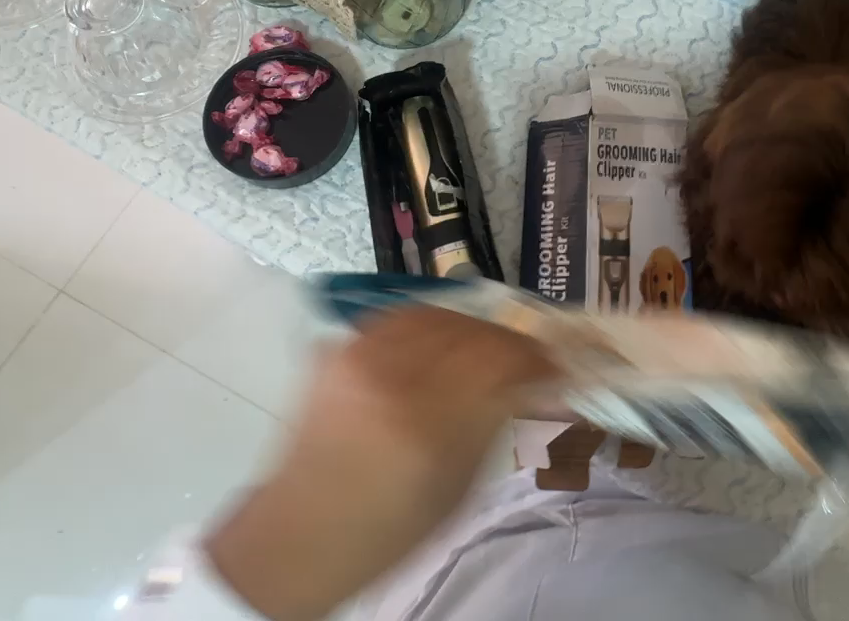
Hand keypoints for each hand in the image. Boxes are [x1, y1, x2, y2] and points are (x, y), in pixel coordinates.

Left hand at [204, 307, 557, 620]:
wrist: (296, 535)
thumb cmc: (388, 529)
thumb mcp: (458, 488)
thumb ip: (495, 422)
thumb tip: (536, 380)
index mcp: (424, 426)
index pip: (497, 359)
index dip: (533, 356)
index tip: (552, 366)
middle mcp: (388, 379)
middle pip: (470, 330)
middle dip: (508, 340)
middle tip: (525, 357)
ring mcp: (356, 357)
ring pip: (437, 313)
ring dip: (472, 328)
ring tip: (485, 348)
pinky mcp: (336, 349)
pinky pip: (400, 316)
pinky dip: (432, 323)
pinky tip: (442, 342)